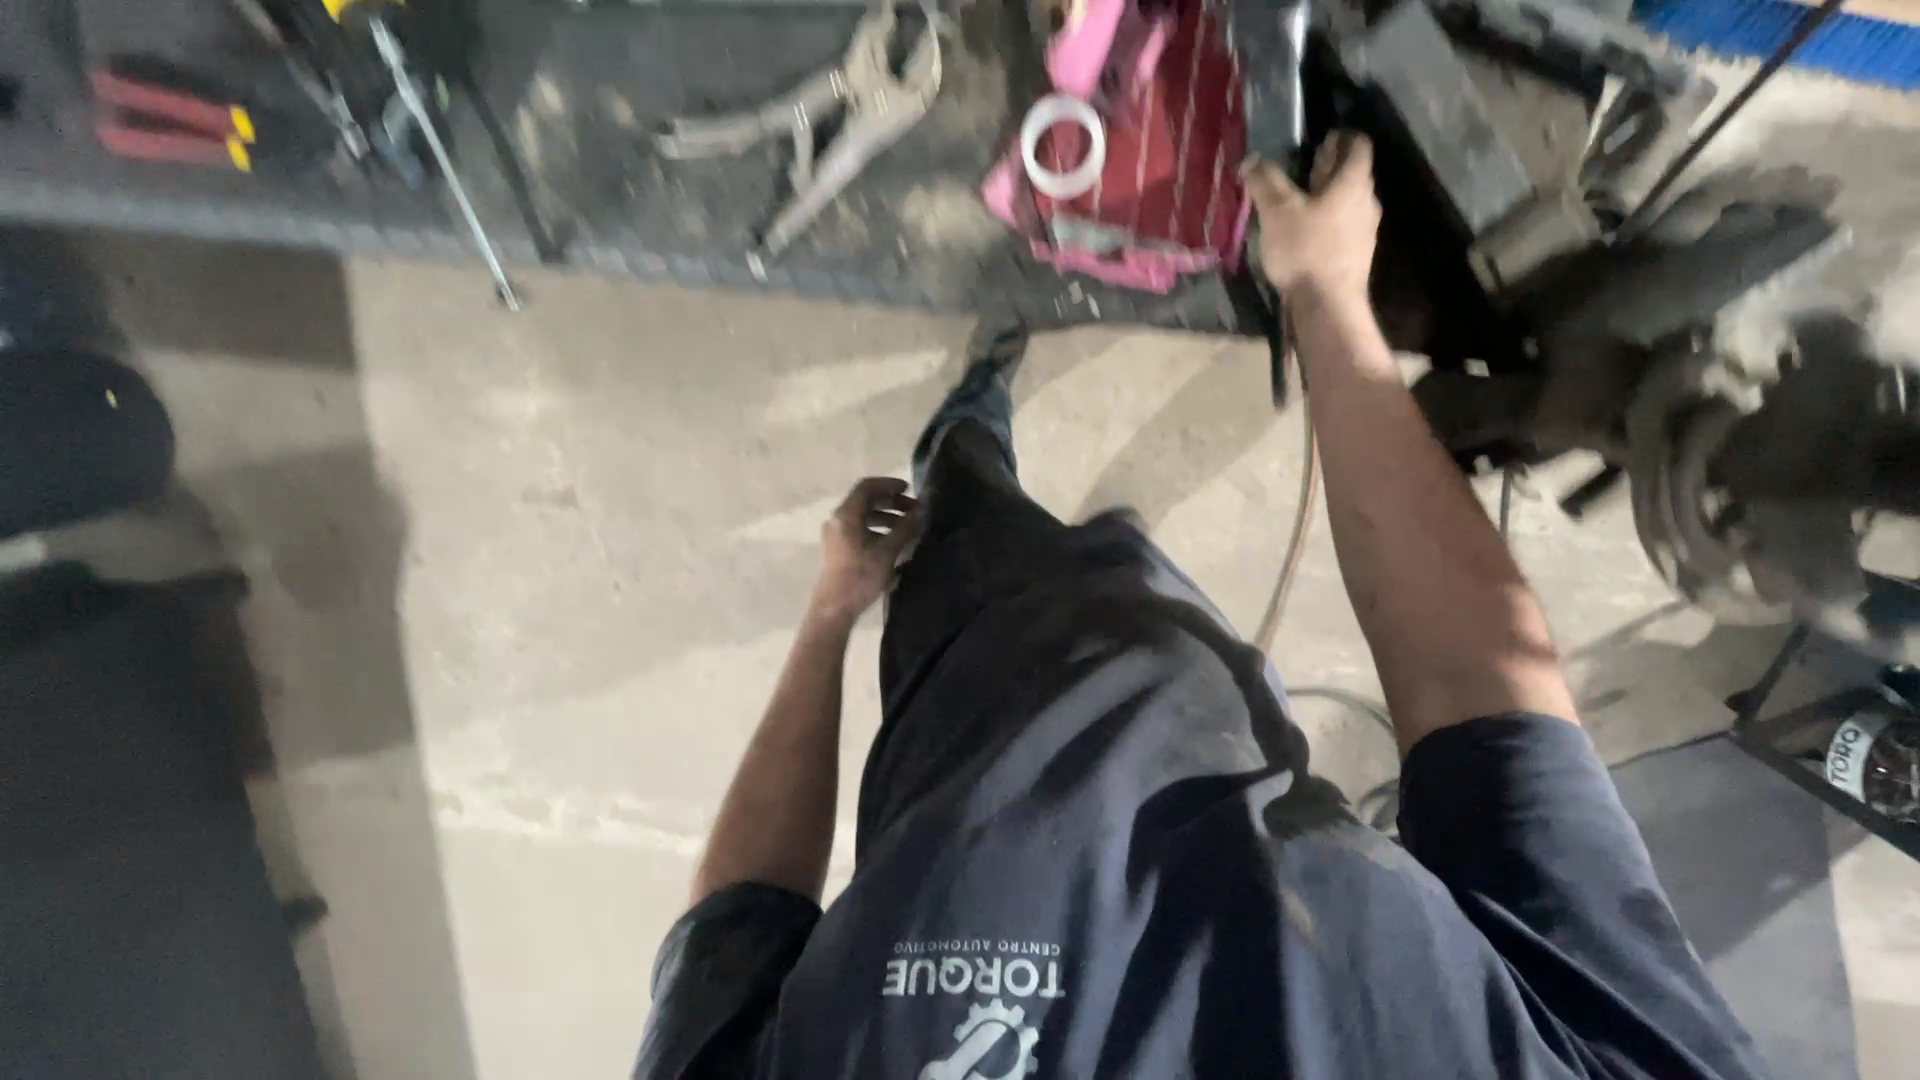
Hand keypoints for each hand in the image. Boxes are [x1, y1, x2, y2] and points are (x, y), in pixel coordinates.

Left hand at [810, 477, 922, 621]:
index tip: (910, 490)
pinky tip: (895, 543)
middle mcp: (838, 520)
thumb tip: (922, 512)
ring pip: (864, 516)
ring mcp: (837, 535)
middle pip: (866, 501)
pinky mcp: (839, 548)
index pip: (867, 487)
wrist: (834, 608)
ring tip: (908, 528)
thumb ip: (905, 529)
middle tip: (914, 511)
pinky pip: (860, 529)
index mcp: (846, 515)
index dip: (889, 484)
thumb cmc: (860, 577)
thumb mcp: (887, 552)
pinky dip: (878, 529)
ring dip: (887, 517)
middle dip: (891, 502)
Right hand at [1244, 130, 1381, 303]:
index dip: (1343, 138)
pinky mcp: (1355, 256)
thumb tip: (1251, 159)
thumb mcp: (1277, 212)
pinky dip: (1327, 221)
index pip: (1358, 146)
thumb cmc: (1305, 250)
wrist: (1327, 304)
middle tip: (1309, 164)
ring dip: (1328, 196)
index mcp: (1353, 183)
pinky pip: (1342, 227)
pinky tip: (1306, 233)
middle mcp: (1366, 202)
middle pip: (1353, 175)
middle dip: (1331, 167)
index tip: (1324, 138)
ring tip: (1301, 200)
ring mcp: (1364, 231)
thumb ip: (1265, 183)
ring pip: (1347, 203)